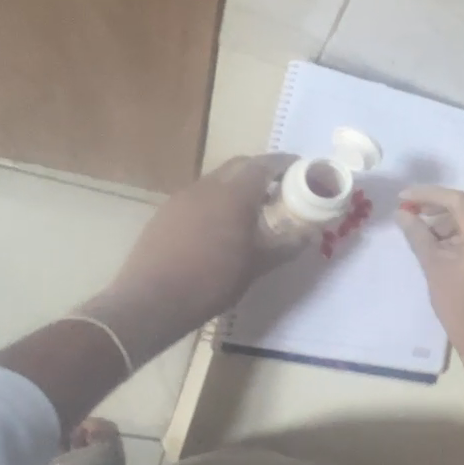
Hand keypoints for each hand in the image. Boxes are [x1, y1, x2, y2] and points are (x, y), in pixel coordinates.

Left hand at [80, 154, 299, 355]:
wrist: (151, 301)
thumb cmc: (213, 279)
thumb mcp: (259, 264)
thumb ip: (288, 244)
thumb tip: (312, 233)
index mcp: (234, 194)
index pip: (265, 164)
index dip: (285, 163)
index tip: (301, 168)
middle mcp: (207, 187)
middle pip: (240, 166)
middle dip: (262, 171)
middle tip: (280, 188)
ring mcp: (182, 198)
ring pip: (217, 180)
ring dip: (238, 186)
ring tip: (252, 209)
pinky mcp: (165, 213)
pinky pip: (199, 197)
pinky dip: (217, 201)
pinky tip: (220, 226)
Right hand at [394, 186, 463, 353]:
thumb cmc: (460, 304)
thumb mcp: (434, 267)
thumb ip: (418, 236)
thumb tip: (402, 214)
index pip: (457, 199)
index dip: (428, 194)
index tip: (403, 197)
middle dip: (440, 204)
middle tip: (413, 208)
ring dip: (450, 219)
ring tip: (424, 230)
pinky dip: (461, 232)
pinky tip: (441, 244)